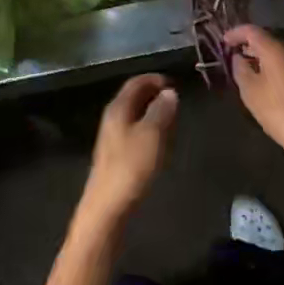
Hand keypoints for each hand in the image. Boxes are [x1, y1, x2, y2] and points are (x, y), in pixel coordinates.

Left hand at [78, 74, 177, 228]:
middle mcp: (112, 118)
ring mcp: (111, 136)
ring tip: (171, 115)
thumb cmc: (131, 166)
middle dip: (153, 93)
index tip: (173, 82)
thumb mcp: (152, 135)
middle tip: (175, 97)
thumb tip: (169, 92)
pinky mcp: (115, 154)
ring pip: (133, 114)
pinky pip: (133, 130)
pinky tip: (159, 139)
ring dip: (151, 110)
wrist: (108, 205)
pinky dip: (147, 126)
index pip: (134, 83)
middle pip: (132, 97)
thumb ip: (161, 111)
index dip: (153, 79)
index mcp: (118, 108)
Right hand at [226, 25, 283, 164]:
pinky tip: (262, 79)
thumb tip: (238, 57)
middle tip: (232, 54)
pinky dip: (270, 65)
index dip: (235, 33)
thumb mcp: (250, 90)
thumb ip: (240, 68)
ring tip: (244, 67)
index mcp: (275, 49)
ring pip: (276, 52)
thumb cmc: (278, 110)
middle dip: (247, 44)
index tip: (223, 42)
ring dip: (259, 56)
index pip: (251, 30)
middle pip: (266, 39)